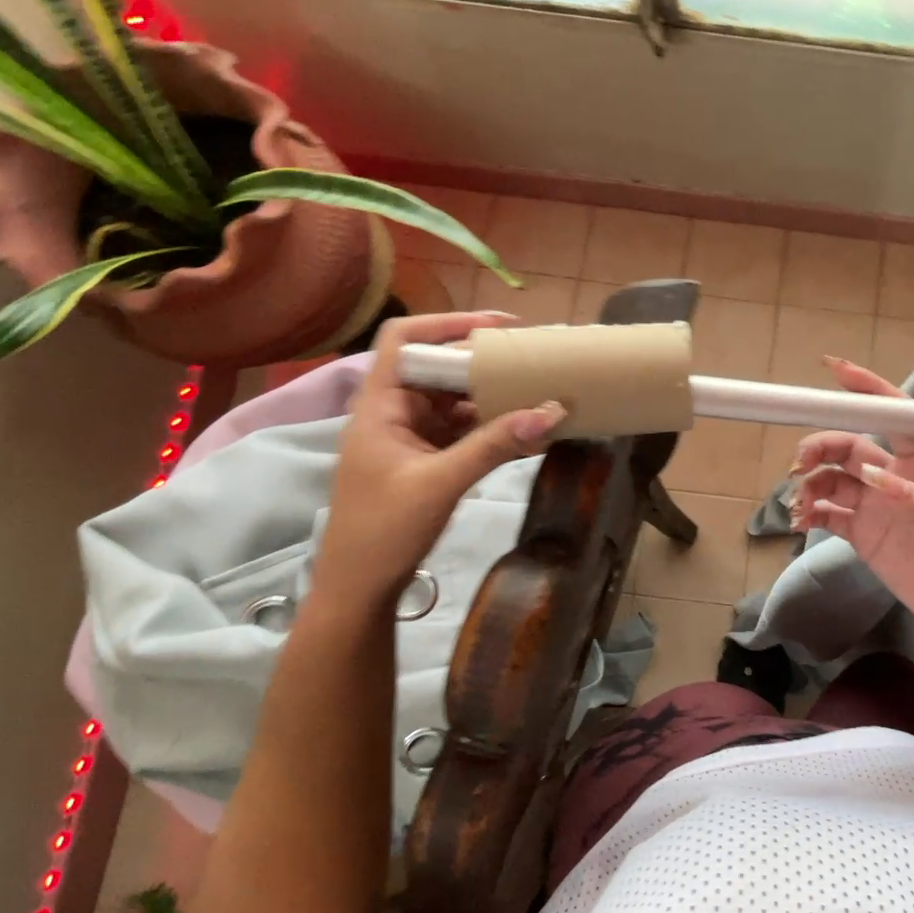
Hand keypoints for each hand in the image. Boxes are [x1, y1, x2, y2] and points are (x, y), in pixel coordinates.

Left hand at [312, 312, 564, 606]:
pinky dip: (491, 428)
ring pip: (453, 401)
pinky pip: (462, 431)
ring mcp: (410, 438)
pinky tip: (526, 430)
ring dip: (492, 396)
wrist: (359, 588)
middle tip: (534, 359)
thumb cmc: (384, 530)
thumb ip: (495, 445)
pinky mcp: (425, 462)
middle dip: (484, 362)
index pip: (404, 340)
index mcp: (379, 405)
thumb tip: (553, 411)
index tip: (501, 330)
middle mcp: (393, 412)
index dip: (449, 324)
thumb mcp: (442, 482)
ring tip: (539, 391)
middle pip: (437, 367)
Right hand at [789, 357, 913, 636]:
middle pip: (851, 447)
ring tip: (797, 503)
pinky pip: (828, 514)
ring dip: (811, 483)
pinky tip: (798, 521)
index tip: (835, 371)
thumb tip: (874, 476)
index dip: (869, 391)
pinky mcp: (862, 534)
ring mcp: (875, 506)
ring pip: (833, 479)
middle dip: (822, 445)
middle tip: (799, 463)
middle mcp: (895, 478)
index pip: (896, 418)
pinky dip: (809, 512)